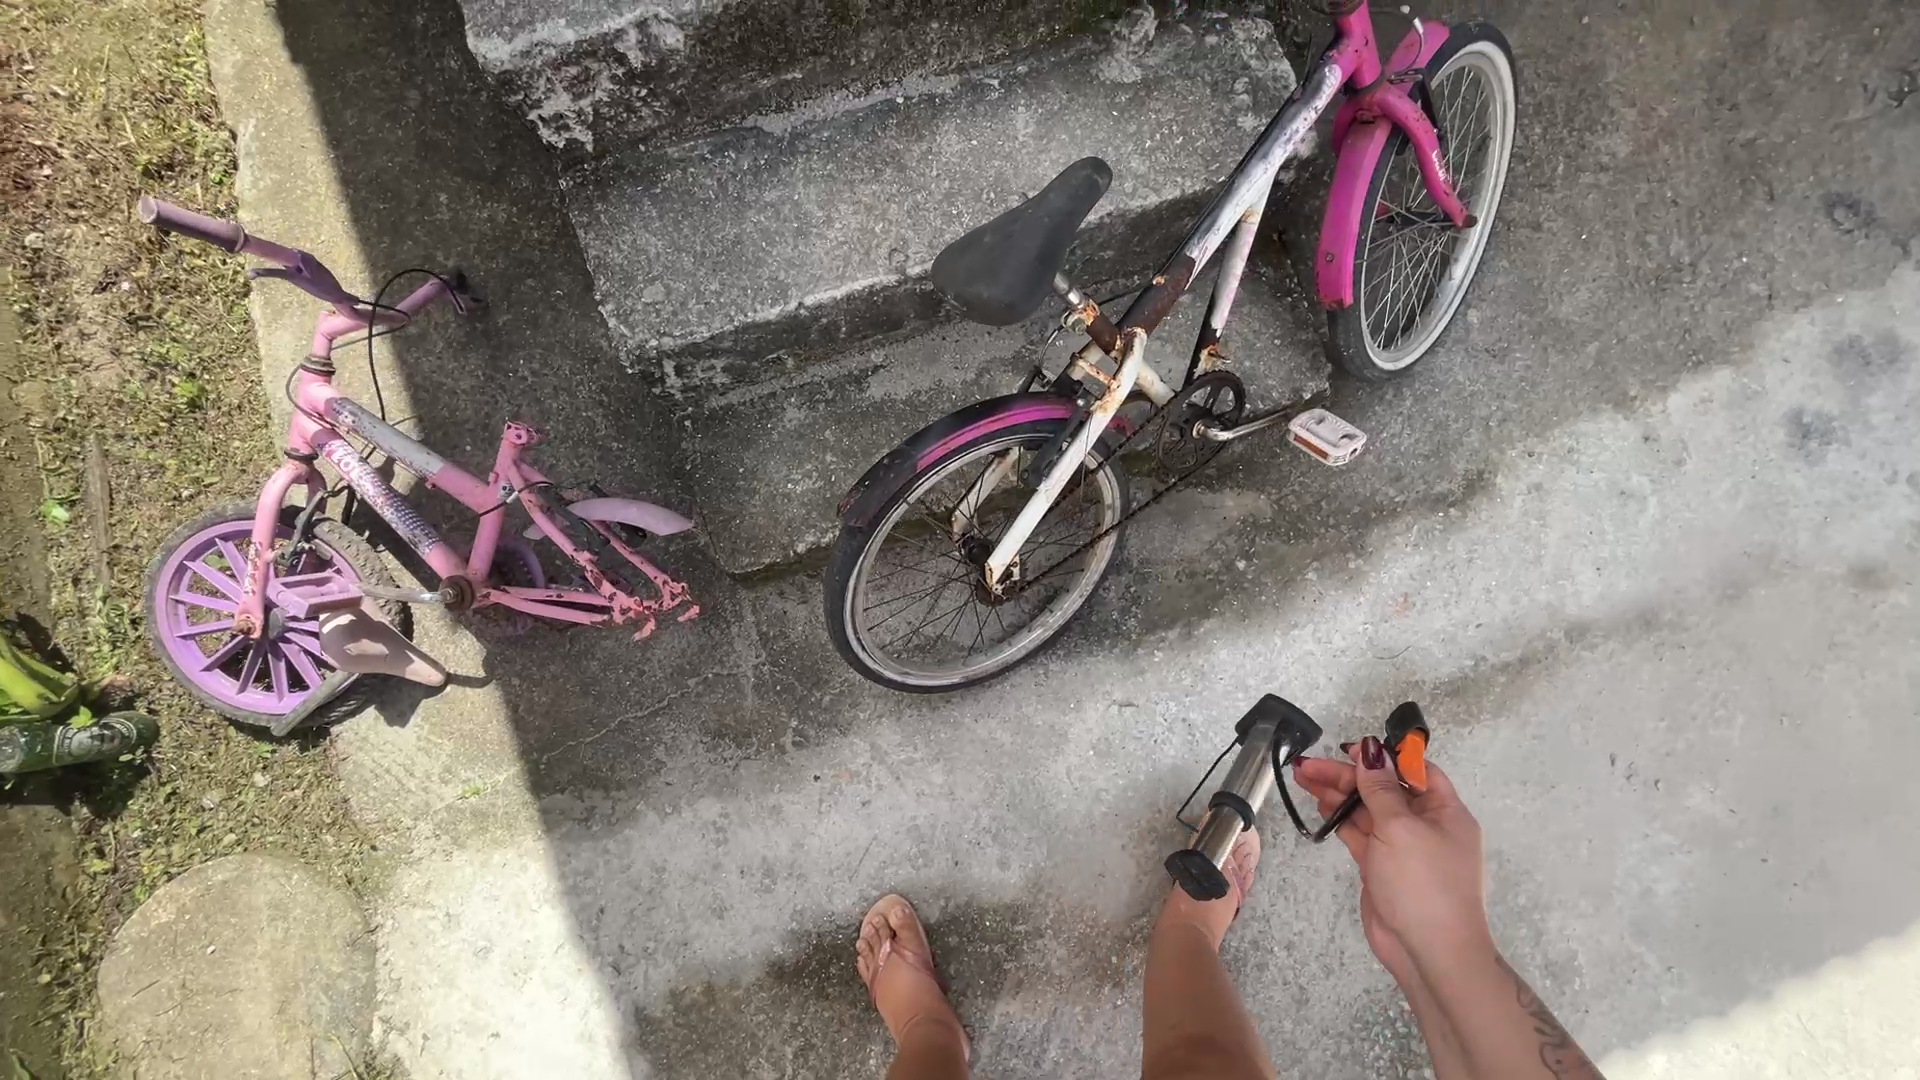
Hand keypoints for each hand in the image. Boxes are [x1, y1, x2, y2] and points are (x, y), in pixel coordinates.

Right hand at [1292, 739, 1490, 978]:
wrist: (1428, 952)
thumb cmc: (1423, 883)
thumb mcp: (1401, 827)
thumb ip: (1380, 787)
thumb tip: (1372, 750)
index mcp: (1444, 812)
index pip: (1414, 770)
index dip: (1383, 757)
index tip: (1349, 750)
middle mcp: (1424, 825)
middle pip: (1382, 788)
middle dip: (1347, 775)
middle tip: (1308, 766)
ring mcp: (1401, 846)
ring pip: (1365, 808)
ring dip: (1337, 793)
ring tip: (1303, 779)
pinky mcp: (1380, 864)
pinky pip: (1358, 831)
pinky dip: (1339, 817)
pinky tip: (1319, 805)